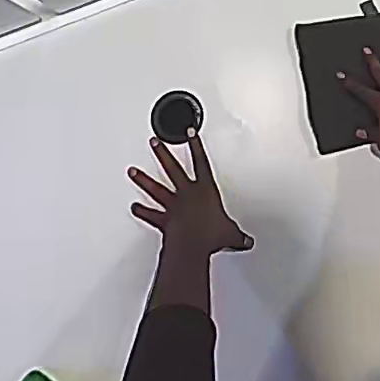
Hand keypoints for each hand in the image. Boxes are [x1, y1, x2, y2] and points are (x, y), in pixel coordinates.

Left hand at [129, 129, 253, 255]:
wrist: (192, 247)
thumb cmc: (210, 235)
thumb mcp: (231, 234)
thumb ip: (237, 235)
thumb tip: (246, 241)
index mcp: (205, 190)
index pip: (201, 161)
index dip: (196, 145)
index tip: (190, 133)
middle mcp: (187, 193)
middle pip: (173, 168)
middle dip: (163, 153)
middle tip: (155, 141)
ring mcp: (173, 206)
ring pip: (156, 188)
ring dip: (143, 179)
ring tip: (133, 170)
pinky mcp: (163, 221)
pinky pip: (151, 214)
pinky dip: (141, 211)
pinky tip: (134, 206)